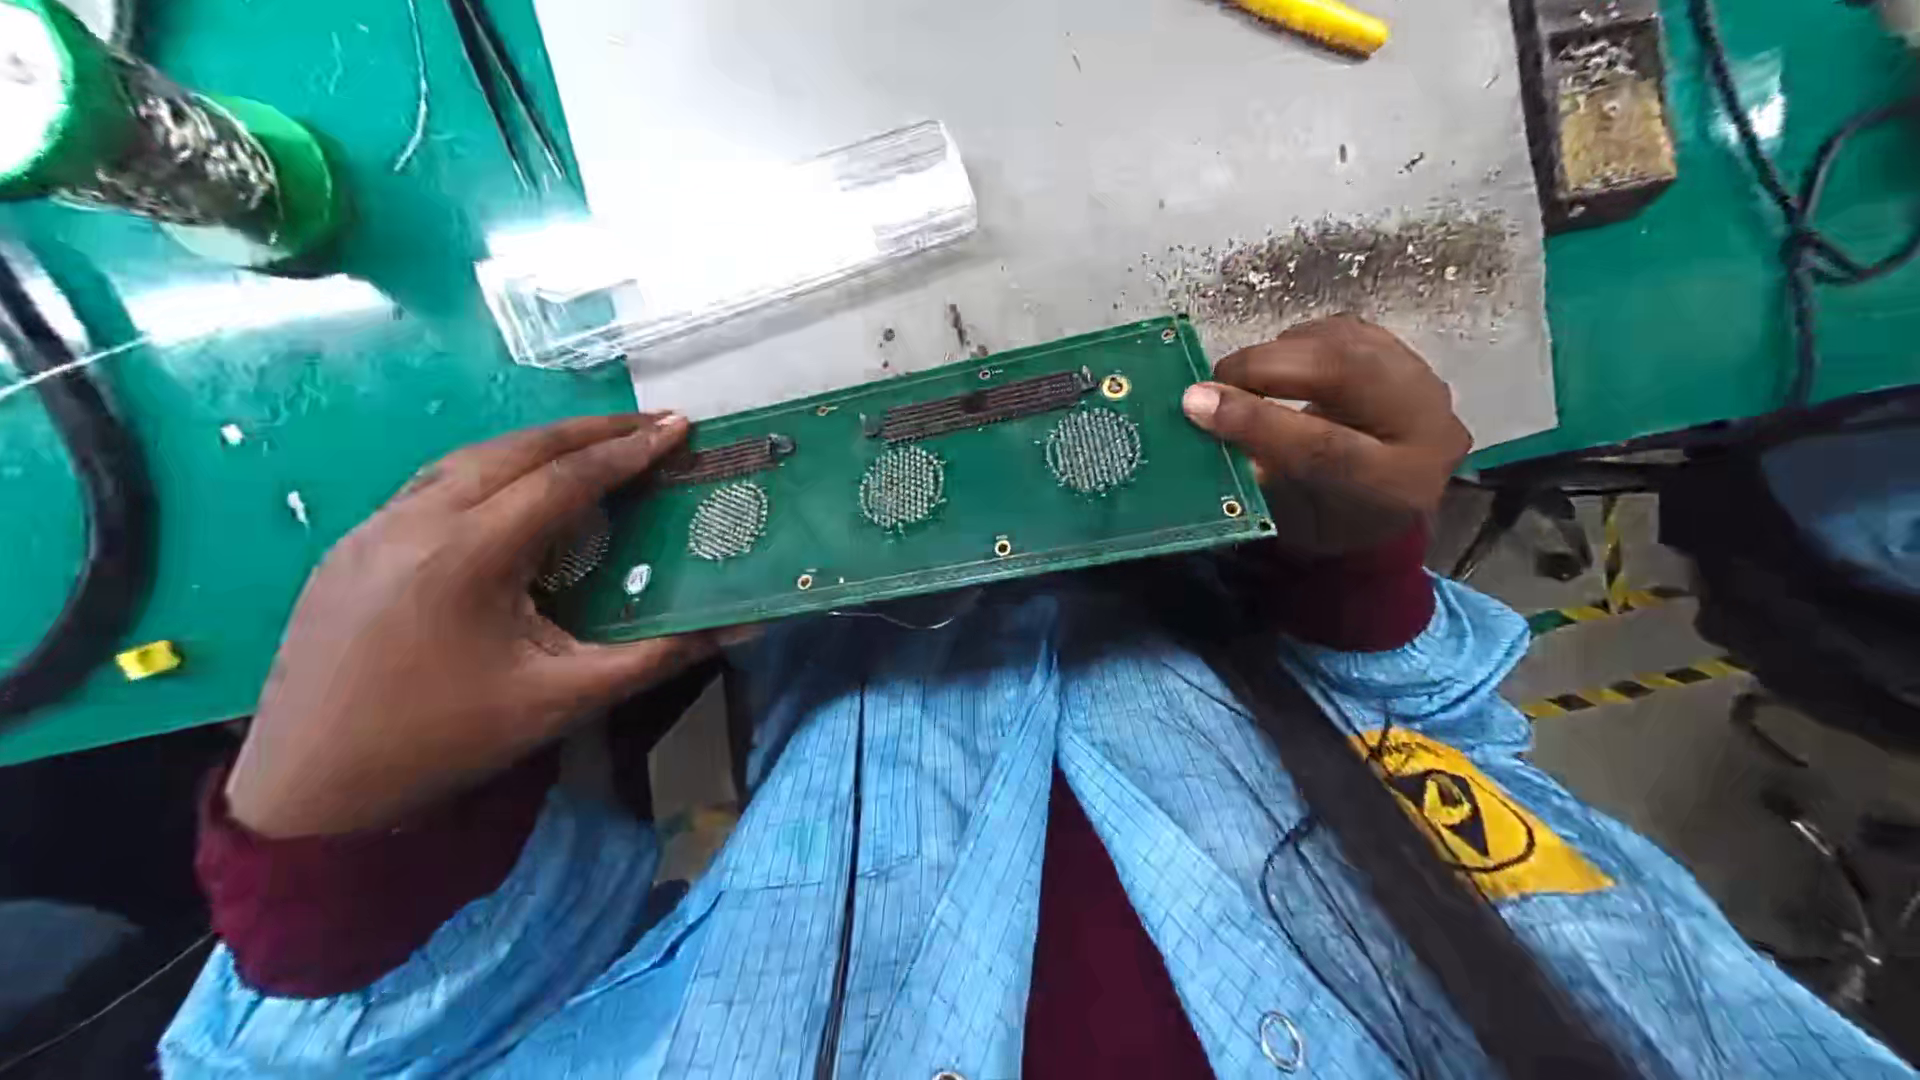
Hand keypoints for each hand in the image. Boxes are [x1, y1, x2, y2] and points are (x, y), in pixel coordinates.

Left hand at [225, 413, 716, 837]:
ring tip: (599, 443)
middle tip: (651, 422)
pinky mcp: (355, 542)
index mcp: (467, 556)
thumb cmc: (449, 739)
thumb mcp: (567, 699)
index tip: (677, 427)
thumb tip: (740, 628)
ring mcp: (375, 527)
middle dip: (592, 430)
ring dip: (543, 443)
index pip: (564, 480)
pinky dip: (498, 466)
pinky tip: (522, 483)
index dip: (629, 451)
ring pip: (472, 457)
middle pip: (517, 449)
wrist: (309, 788)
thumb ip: (660, 656)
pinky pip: (439, 480)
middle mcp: (415, 522)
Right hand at [1181, 315, 1470, 556]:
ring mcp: (1421, 384)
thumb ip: (1254, 471)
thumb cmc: (1327, 521)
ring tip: (1239, 375)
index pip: (1325, 447)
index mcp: (1394, 486)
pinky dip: (1300, 340)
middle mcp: (1424, 428)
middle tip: (1214, 381)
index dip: (1256, 421)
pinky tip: (1276, 362)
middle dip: (1267, 368)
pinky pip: (1347, 331)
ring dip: (1279, 351)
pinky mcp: (1406, 356)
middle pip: (1346, 373)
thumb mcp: (1288, 517)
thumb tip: (1205, 420)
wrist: (1384, 507)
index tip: (1197, 403)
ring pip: (1347, 341)